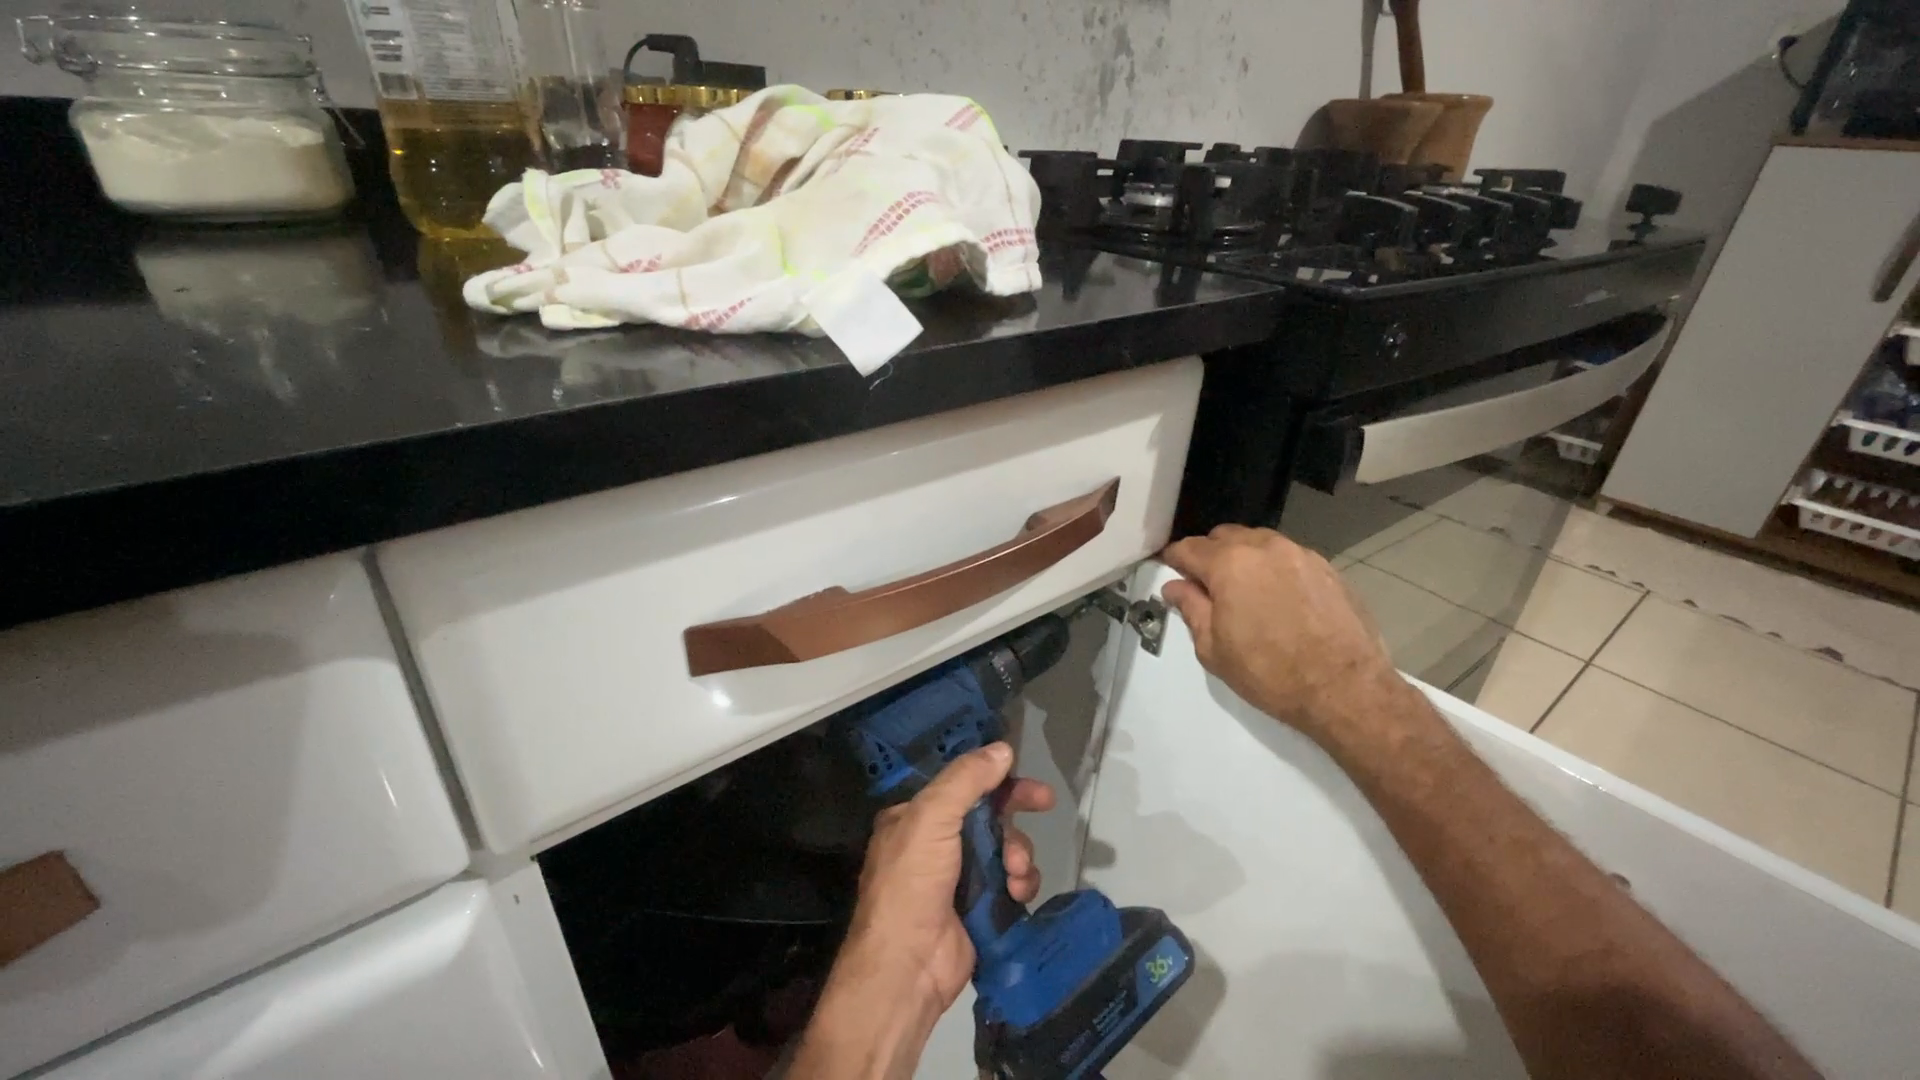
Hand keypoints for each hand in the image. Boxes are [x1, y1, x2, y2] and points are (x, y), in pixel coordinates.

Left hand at [791, 743, 1054, 1079]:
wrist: (907, 967)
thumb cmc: (911, 883)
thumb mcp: (931, 818)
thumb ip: (966, 780)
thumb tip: (1002, 749)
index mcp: (915, 818)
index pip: (961, 787)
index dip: (996, 778)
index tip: (1025, 774)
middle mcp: (935, 845)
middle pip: (989, 816)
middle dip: (1015, 813)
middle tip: (1046, 802)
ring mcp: (959, 879)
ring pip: (1005, 849)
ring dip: (1018, 853)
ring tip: (1015, 871)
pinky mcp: (979, 910)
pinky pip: (1011, 884)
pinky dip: (1020, 884)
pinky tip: (1018, 893)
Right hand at [1161, 525, 1412, 745]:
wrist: (1345, 687)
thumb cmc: (1269, 672)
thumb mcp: (1214, 648)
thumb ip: (1191, 609)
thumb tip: (1175, 587)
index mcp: (1229, 564)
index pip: (1188, 548)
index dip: (1174, 560)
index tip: (1170, 572)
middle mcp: (1264, 547)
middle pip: (1224, 537)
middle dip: (1210, 555)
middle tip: (1207, 586)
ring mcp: (1300, 554)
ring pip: (1259, 543)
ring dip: (1244, 558)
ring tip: (1245, 591)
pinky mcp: (1328, 567)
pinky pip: (1289, 557)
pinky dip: (1275, 568)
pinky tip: (1278, 598)